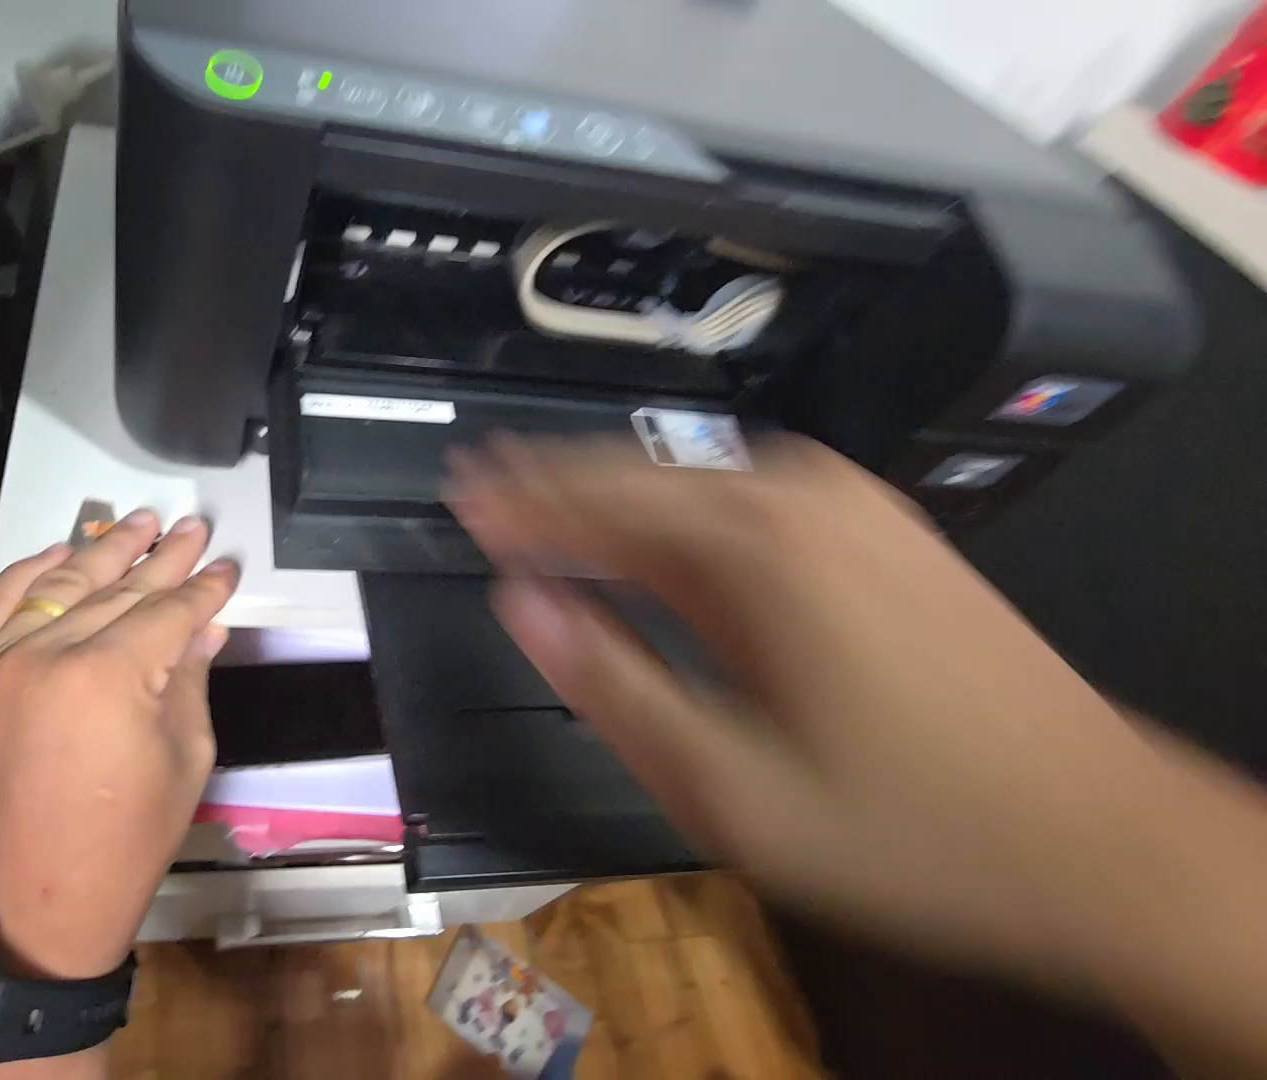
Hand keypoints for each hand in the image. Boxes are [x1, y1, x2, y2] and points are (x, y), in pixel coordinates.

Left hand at [0, 510, 238, 979]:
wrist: (38, 899)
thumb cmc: (129, 838)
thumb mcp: (185, 755)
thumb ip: (190, 676)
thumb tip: (205, 626)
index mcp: (110, 677)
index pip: (169, 612)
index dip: (204, 589)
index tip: (228, 568)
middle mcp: (48, 654)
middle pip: (119, 589)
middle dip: (164, 558)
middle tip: (194, 527)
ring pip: (60, 585)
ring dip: (103, 550)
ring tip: (139, 522)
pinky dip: (29, 573)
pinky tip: (62, 551)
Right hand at [444, 435, 1266, 1005]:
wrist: (1110, 846)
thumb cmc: (910, 830)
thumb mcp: (726, 784)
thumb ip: (609, 682)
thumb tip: (524, 608)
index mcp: (755, 552)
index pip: (598, 503)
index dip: (518, 502)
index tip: (461, 494)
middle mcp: (800, 504)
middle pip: (639, 474)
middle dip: (549, 479)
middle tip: (480, 478)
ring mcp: (847, 510)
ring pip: (689, 480)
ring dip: (606, 491)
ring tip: (538, 497)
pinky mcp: (873, 534)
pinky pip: (741, 499)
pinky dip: (670, 509)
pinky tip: (643, 525)